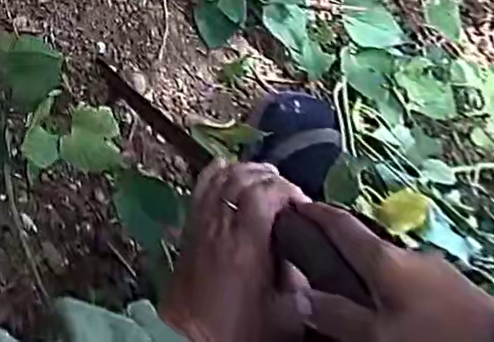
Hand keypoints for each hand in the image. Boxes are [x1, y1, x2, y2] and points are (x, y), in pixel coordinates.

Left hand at [158, 162, 312, 341]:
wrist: (190, 336)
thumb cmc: (238, 330)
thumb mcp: (282, 317)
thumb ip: (297, 285)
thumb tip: (300, 260)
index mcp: (244, 245)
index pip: (263, 195)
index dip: (285, 190)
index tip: (302, 202)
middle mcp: (220, 223)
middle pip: (242, 179)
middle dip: (269, 177)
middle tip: (289, 190)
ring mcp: (202, 218)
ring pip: (222, 176)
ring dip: (246, 170)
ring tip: (267, 177)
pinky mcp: (190, 220)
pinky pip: (203, 183)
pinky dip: (219, 170)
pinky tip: (231, 169)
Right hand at [296, 202, 493, 341]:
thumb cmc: (437, 341)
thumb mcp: (381, 338)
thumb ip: (340, 316)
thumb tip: (298, 297)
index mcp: (383, 258)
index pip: (339, 223)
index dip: (315, 213)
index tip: (294, 206)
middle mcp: (408, 254)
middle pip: (366, 243)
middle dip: (344, 247)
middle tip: (321, 257)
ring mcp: (439, 272)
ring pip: (394, 266)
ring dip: (375, 273)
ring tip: (362, 292)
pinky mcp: (463, 294)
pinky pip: (418, 285)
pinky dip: (401, 291)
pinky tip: (403, 313)